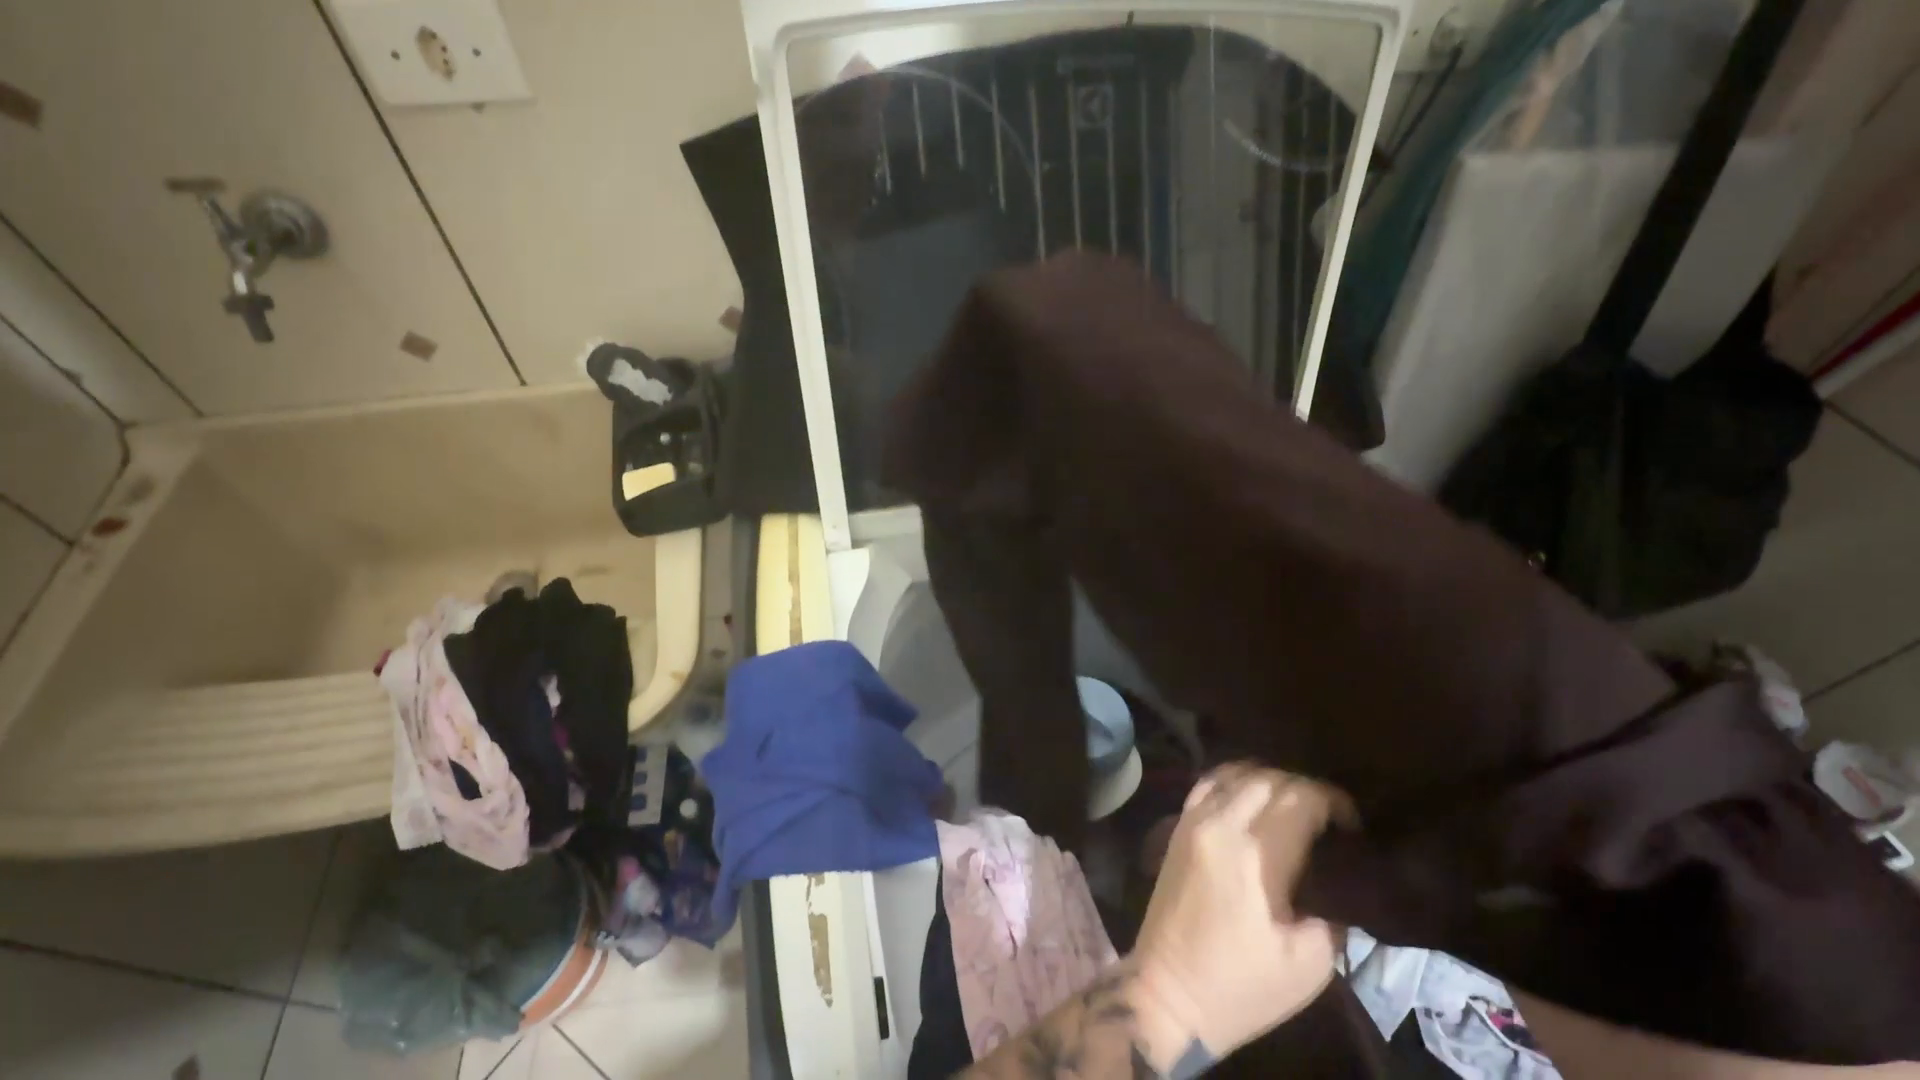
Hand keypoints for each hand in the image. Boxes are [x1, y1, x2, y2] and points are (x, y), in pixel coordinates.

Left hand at [1125, 764, 1351, 1071]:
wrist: (1168, 995)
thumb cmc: (1242, 986)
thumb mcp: (1311, 961)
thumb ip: (1333, 909)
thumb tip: (1341, 878)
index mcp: (1254, 853)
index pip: (1301, 797)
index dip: (1335, 803)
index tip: (1352, 828)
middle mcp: (1219, 823)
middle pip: (1270, 779)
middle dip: (1306, 791)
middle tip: (1328, 821)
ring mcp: (1191, 822)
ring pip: (1236, 774)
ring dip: (1271, 782)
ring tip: (1293, 809)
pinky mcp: (1175, 831)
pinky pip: (1207, 785)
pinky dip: (1235, 783)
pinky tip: (1252, 801)